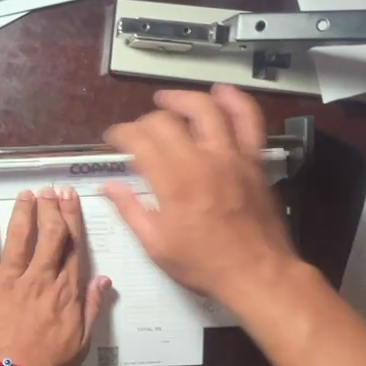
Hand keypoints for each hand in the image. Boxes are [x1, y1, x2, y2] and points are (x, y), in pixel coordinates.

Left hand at [0, 187, 110, 365]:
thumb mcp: (82, 343)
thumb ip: (92, 308)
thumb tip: (105, 279)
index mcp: (67, 291)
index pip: (74, 246)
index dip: (72, 218)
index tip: (70, 198)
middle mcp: (42, 277)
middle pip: (51, 234)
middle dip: (52, 207)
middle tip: (51, 189)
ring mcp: (11, 278)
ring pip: (21, 235)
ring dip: (25, 211)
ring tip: (27, 193)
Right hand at [102, 85, 301, 307]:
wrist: (257, 274)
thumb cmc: (203, 265)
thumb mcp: (156, 245)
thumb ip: (131, 211)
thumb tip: (109, 187)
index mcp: (172, 182)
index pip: (139, 140)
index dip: (121, 134)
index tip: (113, 139)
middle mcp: (200, 160)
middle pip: (166, 121)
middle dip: (144, 121)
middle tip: (137, 132)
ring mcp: (230, 157)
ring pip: (206, 110)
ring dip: (182, 98)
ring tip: (167, 100)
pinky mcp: (253, 160)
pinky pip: (248, 121)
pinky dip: (235, 101)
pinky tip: (220, 92)